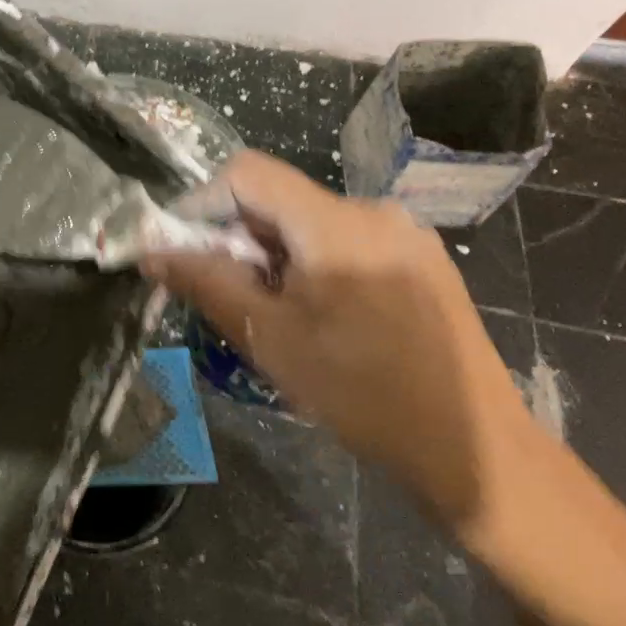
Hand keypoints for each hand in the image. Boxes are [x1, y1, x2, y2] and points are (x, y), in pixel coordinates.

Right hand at [141, 151, 532, 527]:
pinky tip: (316, 317)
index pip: (247, 173)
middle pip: (278, 199)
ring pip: (309, 223)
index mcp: (335, 223)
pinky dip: (310, 265)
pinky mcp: (422, 263)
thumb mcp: (269, 337)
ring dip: (272, 256)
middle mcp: (374, 213)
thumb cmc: (360, 393)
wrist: (474, 452)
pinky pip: (344, 243)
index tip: (184, 253)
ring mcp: (405, 236)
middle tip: (224, 295)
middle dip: (236, 239)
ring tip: (269, 314)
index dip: (202, 203)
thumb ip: (205, 282)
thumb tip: (151, 251)